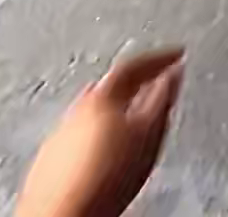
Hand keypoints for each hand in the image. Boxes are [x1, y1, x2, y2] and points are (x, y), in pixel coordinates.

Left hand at [16, 48, 183, 216]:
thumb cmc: (109, 174)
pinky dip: (101, 124)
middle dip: (136, 78)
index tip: (179, 53)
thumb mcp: (152, 127)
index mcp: (100, 98)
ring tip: (139, 106)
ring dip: (119, 102)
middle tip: (159, 74)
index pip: (132, 64)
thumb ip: (165, 95)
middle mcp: (75, 112)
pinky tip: (111, 137)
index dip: (160, 56)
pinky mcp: (48, 163)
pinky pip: (80, 131)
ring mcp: (57, 139)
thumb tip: (174, 72)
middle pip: (108, 85)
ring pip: (93, 108)